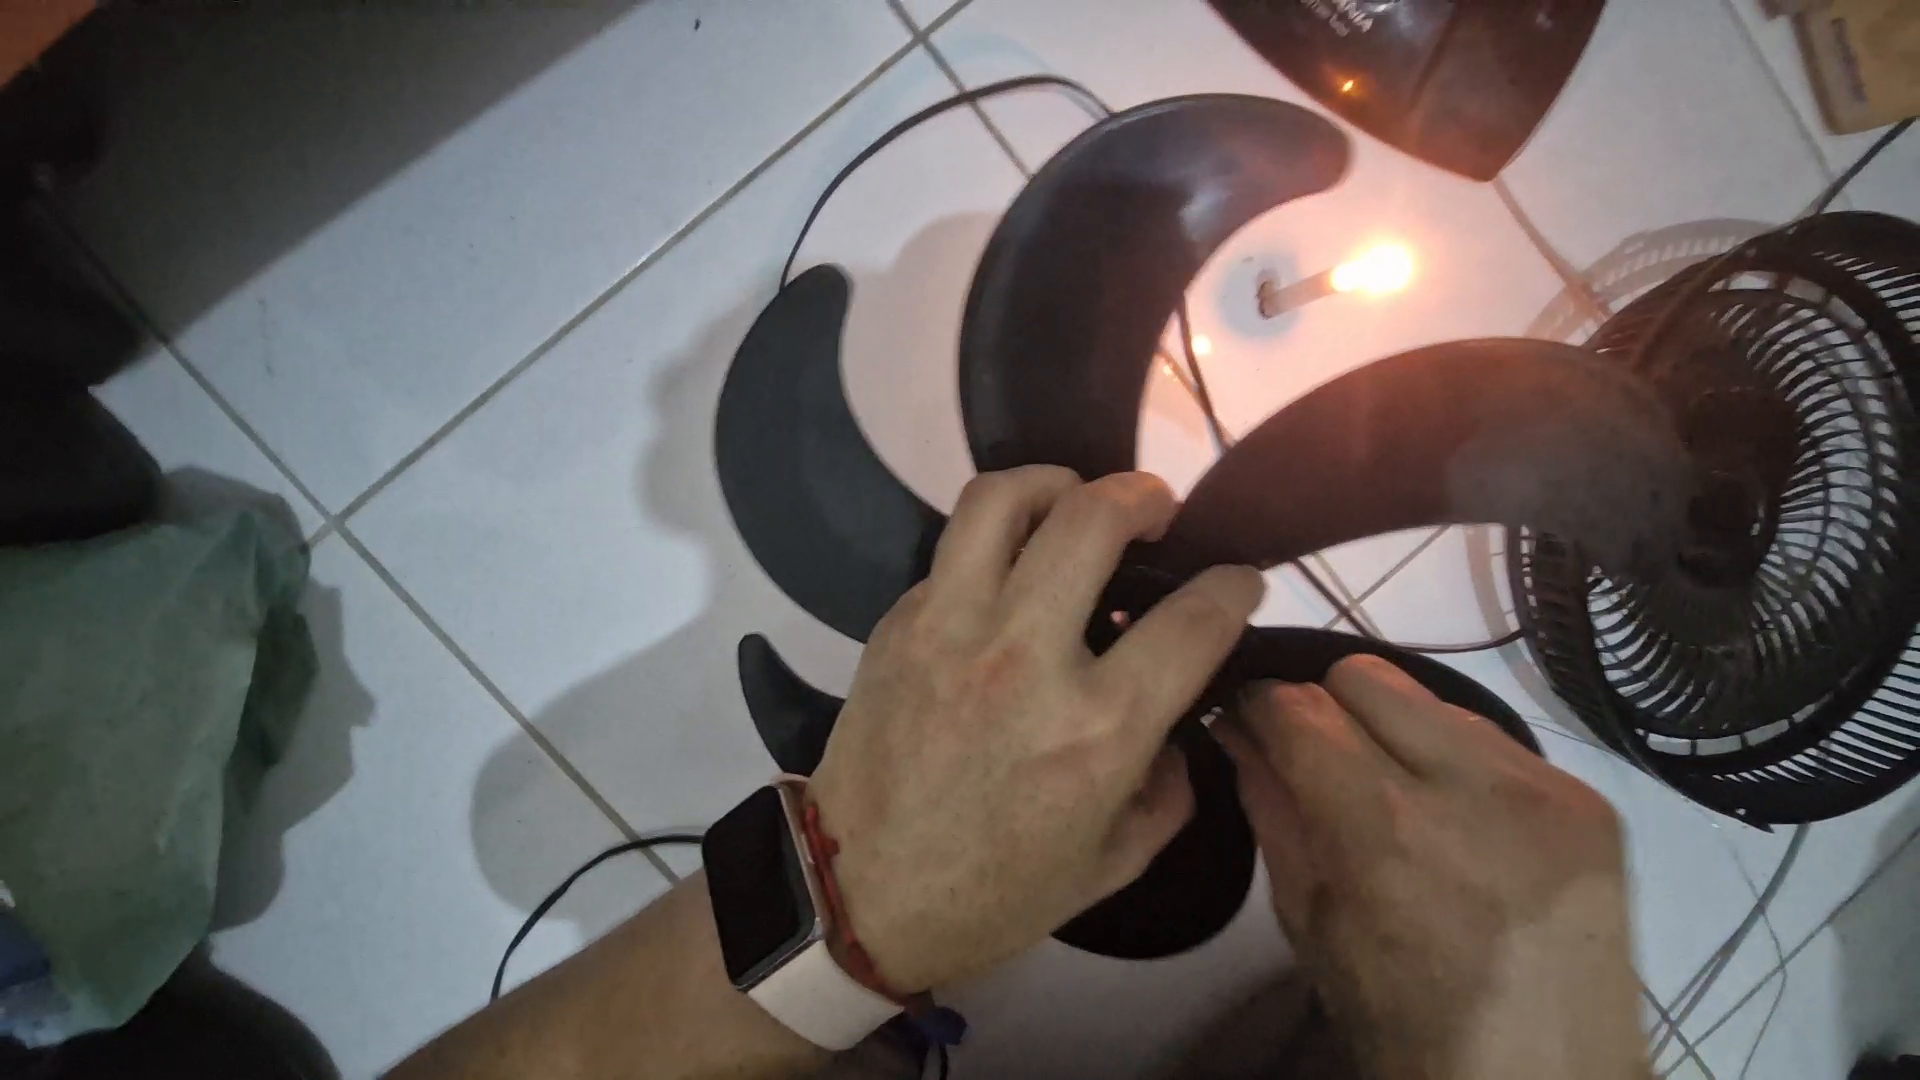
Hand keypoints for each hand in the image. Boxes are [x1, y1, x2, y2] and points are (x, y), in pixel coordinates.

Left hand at [806, 466, 1264, 992]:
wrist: (858, 890)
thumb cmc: (994, 890)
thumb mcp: (1114, 859)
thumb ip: (1170, 783)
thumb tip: (1181, 718)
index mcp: (1097, 728)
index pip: (1192, 621)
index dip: (1234, 586)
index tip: (1239, 579)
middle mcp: (1025, 657)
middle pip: (1093, 519)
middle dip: (1142, 495)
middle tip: (1155, 509)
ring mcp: (951, 627)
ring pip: (1003, 500)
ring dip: (1055, 481)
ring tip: (1075, 500)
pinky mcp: (900, 621)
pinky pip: (956, 550)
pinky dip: (997, 544)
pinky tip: (1008, 576)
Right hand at [1220, 657, 1649, 1079]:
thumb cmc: (1397, 1014)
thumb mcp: (1303, 913)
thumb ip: (1267, 801)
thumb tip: (1233, 725)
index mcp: (1384, 830)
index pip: (1297, 707)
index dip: (1258, 703)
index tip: (1247, 718)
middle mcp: (1470, 790)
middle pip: (1360, 676)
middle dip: (1320, 705)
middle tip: (1317, 756)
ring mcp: (1543, 788)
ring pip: (1424, 693)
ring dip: (1386, 724)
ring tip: (1389, 784)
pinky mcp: (1590, 798)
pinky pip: (1485, 732)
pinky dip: (1446, 752)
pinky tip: (1449, 808)